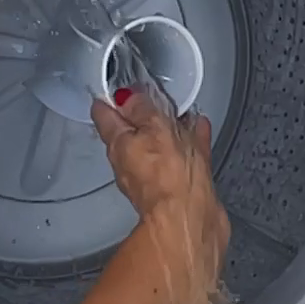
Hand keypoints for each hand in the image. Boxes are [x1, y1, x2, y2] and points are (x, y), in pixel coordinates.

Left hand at [90, 91, 228, 278]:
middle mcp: (130, 162)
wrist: (190, 220)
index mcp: (119, 146)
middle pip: (130, 130)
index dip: (108, 97)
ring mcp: (153, 176)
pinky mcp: (176, 185)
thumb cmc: (168, 175)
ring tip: (180, 109)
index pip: (104, 115)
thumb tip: (126, 96)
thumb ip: (141, 108)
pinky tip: (200, 127)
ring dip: (165, 126)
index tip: (115, 83)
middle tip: (147, 92)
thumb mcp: (154, 127)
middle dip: (138, 112)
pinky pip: (180, 155)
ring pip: (156, 143)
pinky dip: (188, 140)